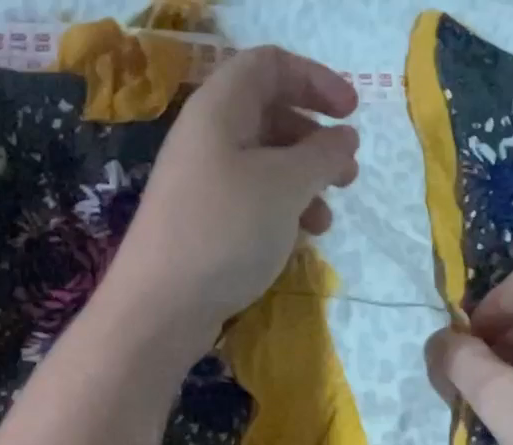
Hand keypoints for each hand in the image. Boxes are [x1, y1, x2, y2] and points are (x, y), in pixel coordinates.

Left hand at [101, 46, 359, 340]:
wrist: (160, 309)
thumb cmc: (225, 232)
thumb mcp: (285, 186)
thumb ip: (322, 155)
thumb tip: (343, 139)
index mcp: (218, 109)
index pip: (270, 66)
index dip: (316, 80)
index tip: (352, 114)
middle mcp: (205, 140)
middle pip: (269, 117)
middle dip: (315, 142)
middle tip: (348, 175)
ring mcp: (200, 186)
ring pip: (263, 167)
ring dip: (303, 186)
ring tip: (325, 221)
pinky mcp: (201, 228)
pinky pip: (248, 204)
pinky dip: (279, 215)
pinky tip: (296, 243)